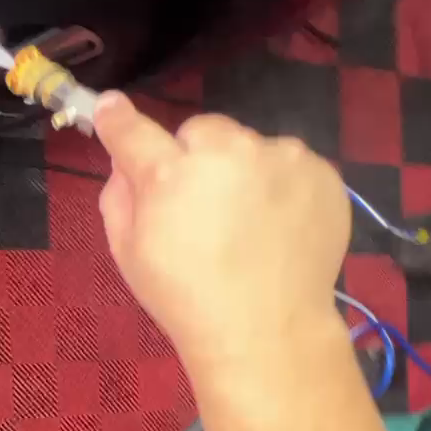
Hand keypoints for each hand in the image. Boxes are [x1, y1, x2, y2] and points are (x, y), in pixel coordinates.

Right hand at [93, 93, 351, 379]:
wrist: (262, 324)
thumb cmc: (179, 294)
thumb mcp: (127, 253)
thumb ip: (118, 200)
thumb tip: (126, 167)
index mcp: (170, 175)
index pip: (133, 133)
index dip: (117, 120)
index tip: (109, 106)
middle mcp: (228, 151)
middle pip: (201, 130)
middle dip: (190, 154)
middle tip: (190, 200)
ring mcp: (282, 157)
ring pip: (247, 146)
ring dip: (236, 169)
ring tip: (239, 221)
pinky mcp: (322, 171)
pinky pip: (286, 164)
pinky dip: (273, 185)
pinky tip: (269, 225)